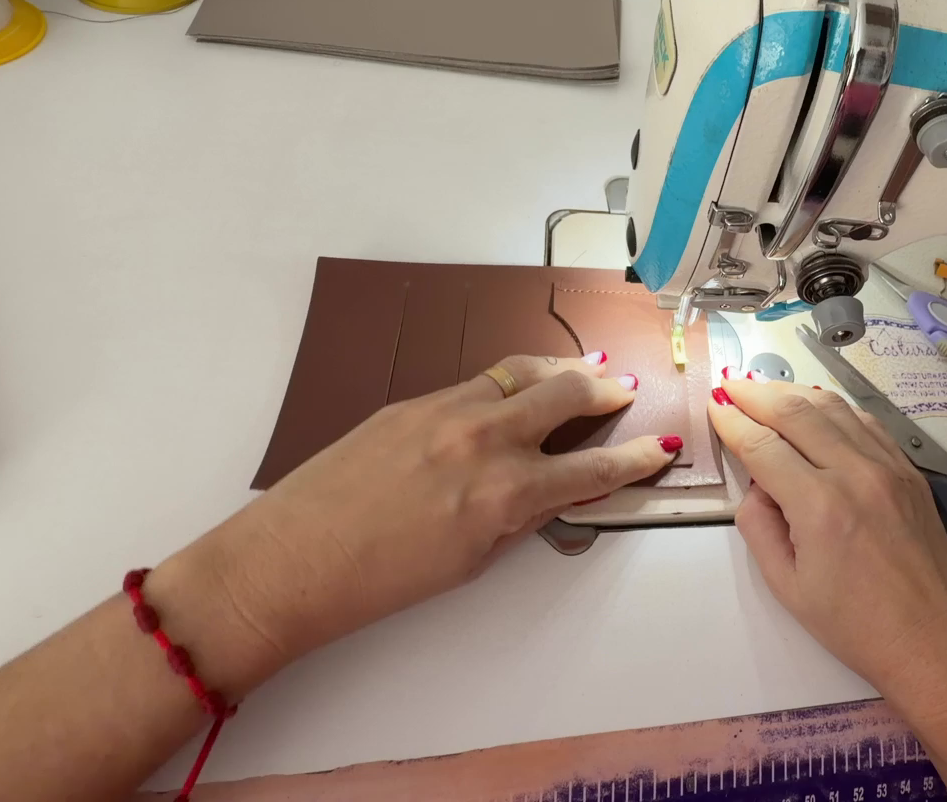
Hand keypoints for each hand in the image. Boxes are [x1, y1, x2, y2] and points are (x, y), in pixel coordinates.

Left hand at [171, 354, 678, 677]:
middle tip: (623, 391)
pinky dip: (516, 378)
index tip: (659, 448)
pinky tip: (523, 383)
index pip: (592, 471)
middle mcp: (485, 440)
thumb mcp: (473, 559)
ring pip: (525, 370)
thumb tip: (560, 488)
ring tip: (590, 365)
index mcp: (504, 494)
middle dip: (606, 390)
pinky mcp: (415, 399)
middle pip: (568, 394)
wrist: (287, 562)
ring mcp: (448, 410)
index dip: (634, 459)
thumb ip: (525, 514)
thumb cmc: (382, 581)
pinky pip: (481, 379)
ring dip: (566, 366)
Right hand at [708, 379, 946, 716]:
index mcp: (819, 506)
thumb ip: (758, 525)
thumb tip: (756, 483)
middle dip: (756, 393)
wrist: (932, 641)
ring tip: (766, 388)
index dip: (733, 422)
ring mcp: (888, 466)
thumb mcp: (786, 586)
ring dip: (794, 392)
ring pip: (833, 407)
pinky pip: (866, 421)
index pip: (763, 445)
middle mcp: (854, 473)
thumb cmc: (854, 624)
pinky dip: (834, 407)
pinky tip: (816, 405)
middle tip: (731, 384)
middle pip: (796, 412)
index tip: (714, 406)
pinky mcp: (908, 469)